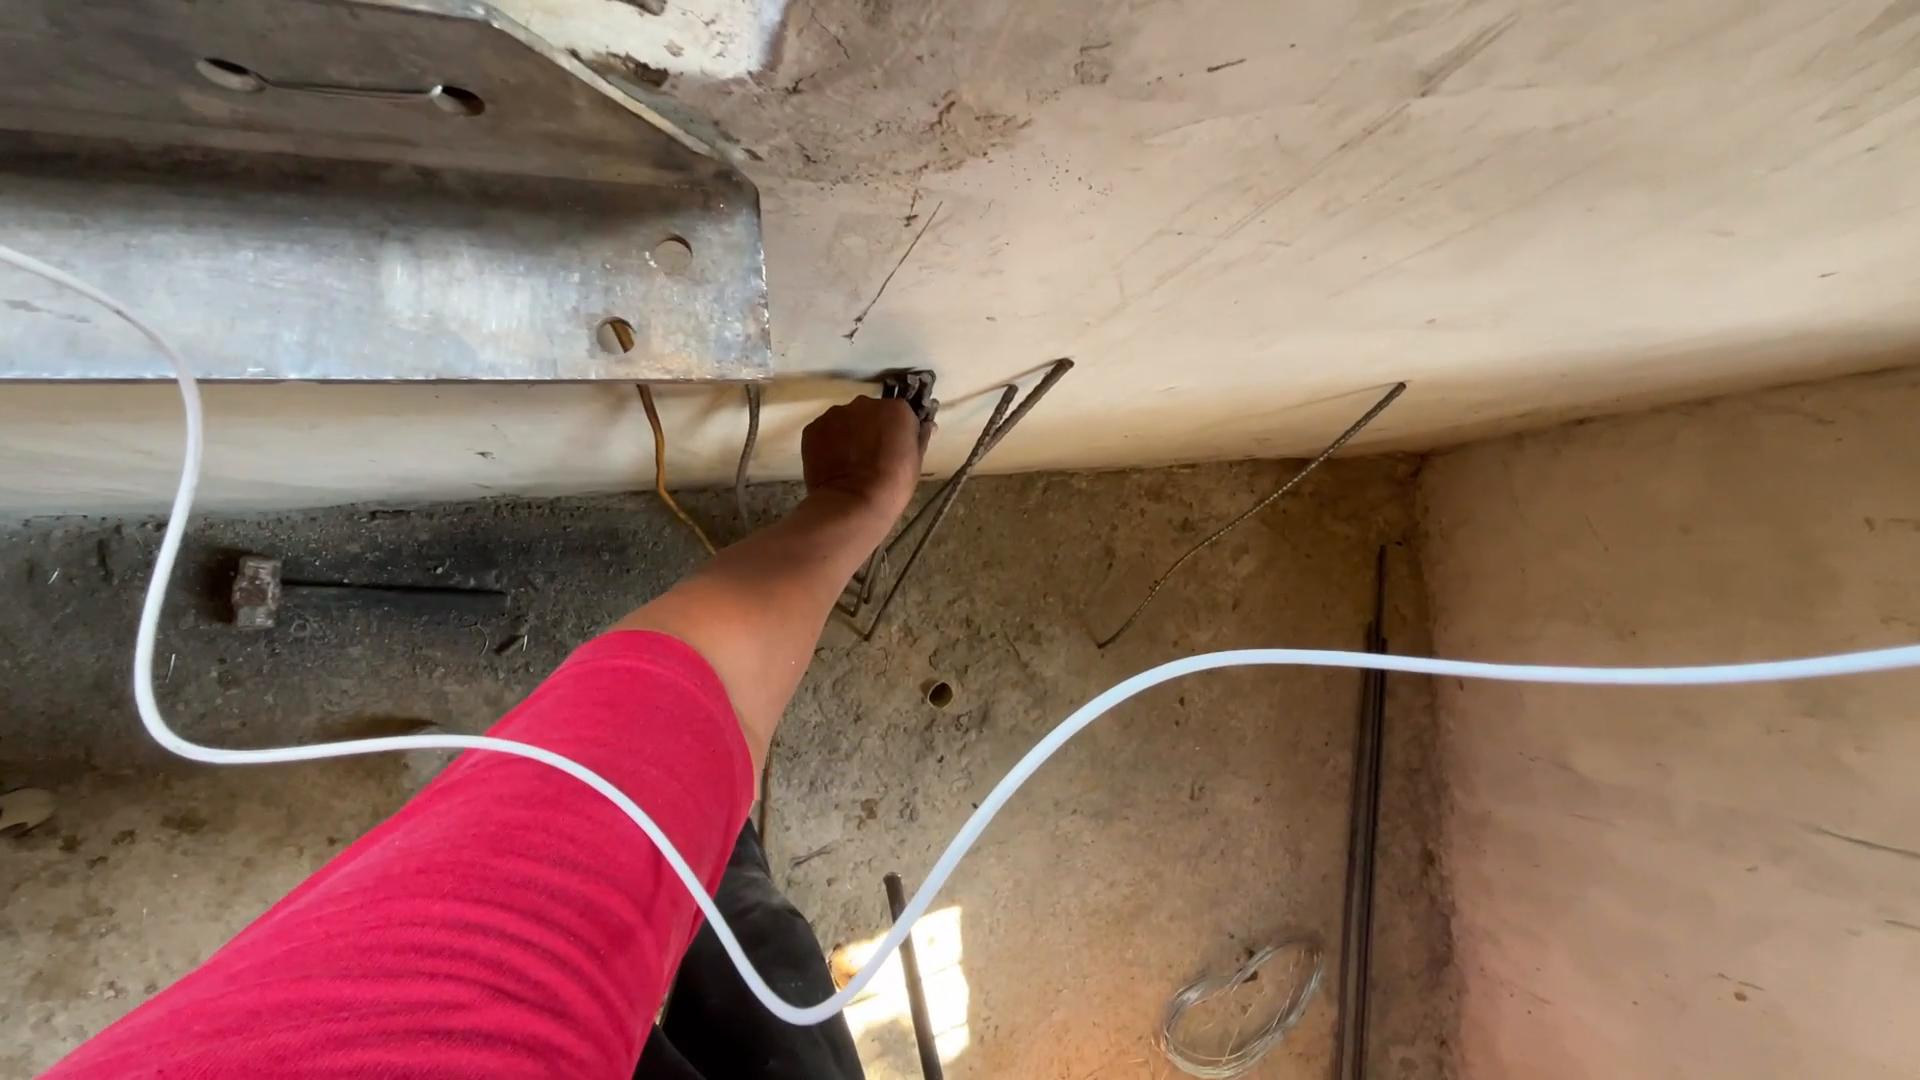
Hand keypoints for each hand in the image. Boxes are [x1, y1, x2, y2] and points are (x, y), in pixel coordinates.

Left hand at [800, 396, 926, 523]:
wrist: (854, 503)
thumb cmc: (893, 484)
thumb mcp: (916, 461)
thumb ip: (920, 436)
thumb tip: (927, 425)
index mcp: (895, 409)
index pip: (898, 413)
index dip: (896, 430)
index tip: (894, 447)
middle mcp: (865, 403)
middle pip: (869, 412)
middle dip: (870, 428)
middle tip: (870, 455)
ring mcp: (836, 414)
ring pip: (844, 420)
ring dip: (847, 434)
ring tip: (848, 461)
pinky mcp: (813, 428)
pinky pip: (824, 431)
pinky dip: (828, 443)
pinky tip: (832, 463)